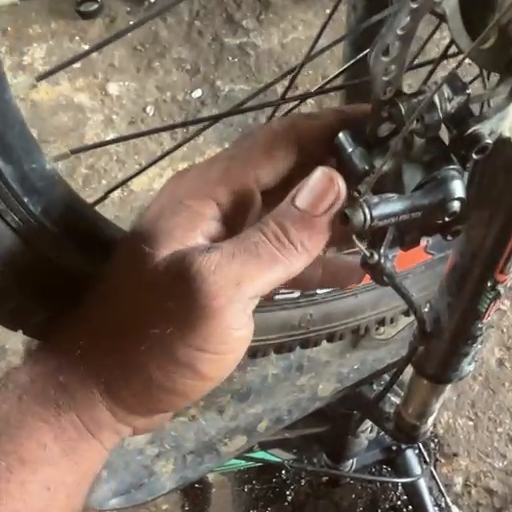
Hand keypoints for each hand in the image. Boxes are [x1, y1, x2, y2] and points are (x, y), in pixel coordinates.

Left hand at [23, 108, 361, 448]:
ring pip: (291, 219)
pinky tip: (355, 270)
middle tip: (407, 176)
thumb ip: (276, 238)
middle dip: (347, 171)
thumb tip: (333, 181)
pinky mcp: (229, 282)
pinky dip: (316, 261)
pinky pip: (281, 259)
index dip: (334, 126)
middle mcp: (218, 211)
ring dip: (338, 219)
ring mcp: (223, 247)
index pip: (280, 141)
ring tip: (393, 221)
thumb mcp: (218, 287)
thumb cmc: (153, 340)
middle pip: (291, 176)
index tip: (389, 119)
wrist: (103, 392)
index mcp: (209, 196)